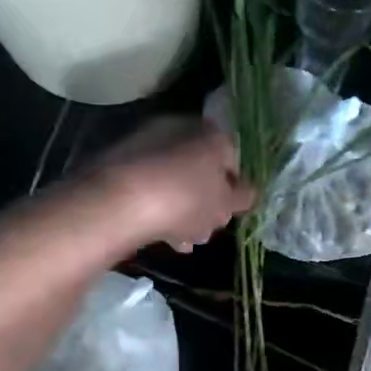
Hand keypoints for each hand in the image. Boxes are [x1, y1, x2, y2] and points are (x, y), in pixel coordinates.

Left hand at [87, 117, 255, 252]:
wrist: (122, 200)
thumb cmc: (187, 199)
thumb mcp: (224, 204)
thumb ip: (242, 197)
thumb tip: (250, 192)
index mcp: (212, 134)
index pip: (233, 158)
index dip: (235, 188)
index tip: (232, 212)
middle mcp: (180, 129)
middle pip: (201, 169)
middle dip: (207, 202)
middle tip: (208, 229)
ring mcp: (147, 144)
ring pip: (175, 180)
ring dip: (183, 211)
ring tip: (186, 241)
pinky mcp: (121, 163)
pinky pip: (151, 187)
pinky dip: (159, 209)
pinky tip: (164, 236)